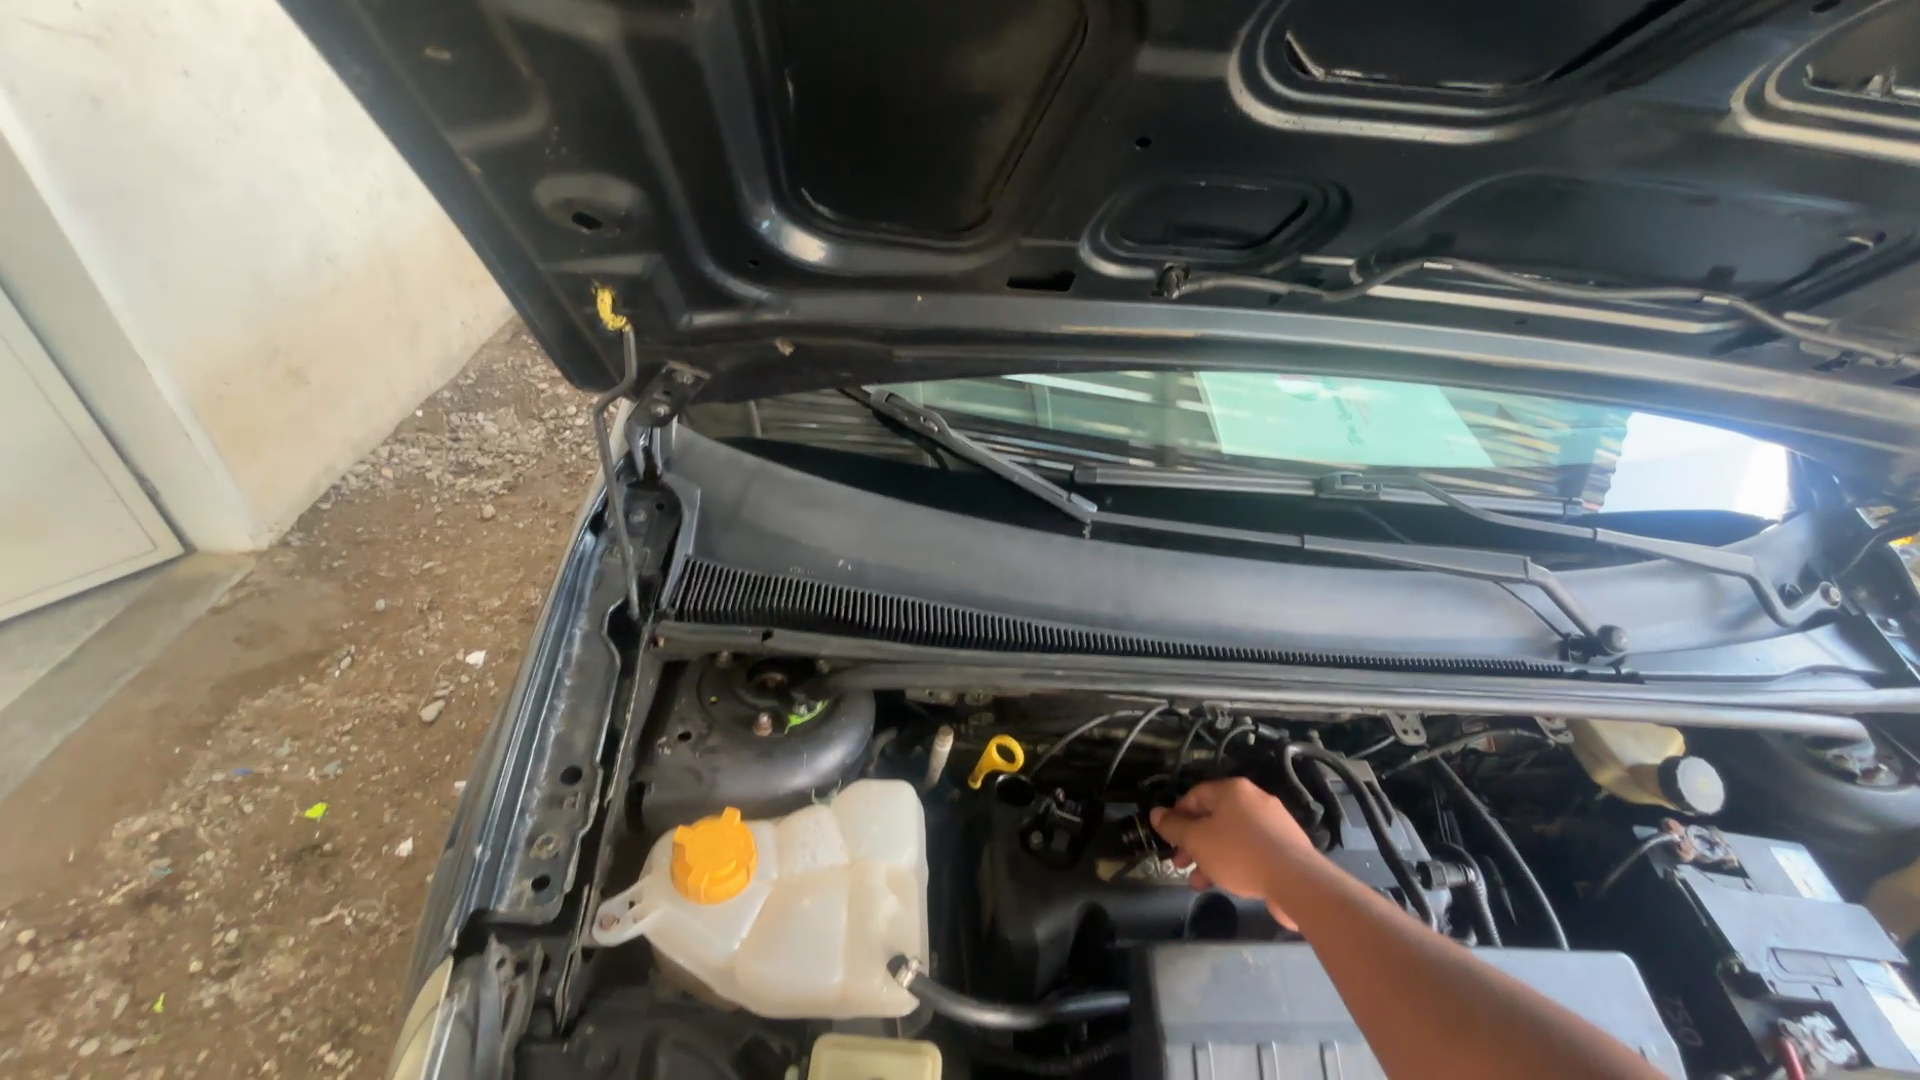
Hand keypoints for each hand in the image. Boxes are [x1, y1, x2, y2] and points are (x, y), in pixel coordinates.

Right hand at [1151, 777, 1318, 926]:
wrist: (1296, 881)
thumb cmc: (1239, 853)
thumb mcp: (1197, 840)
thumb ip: (1174, 827)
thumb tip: (1155, 813)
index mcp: (1233, 790)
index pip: (1195, 795)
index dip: (1177, 815)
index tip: (1167, 838)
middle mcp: (1255, 801)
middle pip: (1214, 818)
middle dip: (1193, 842)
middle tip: (1180, 863)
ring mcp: (1273, 825)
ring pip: (1231, 837)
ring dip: (1211, 858)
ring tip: (1199, 882)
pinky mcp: (1286, 848)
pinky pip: (1251, 851)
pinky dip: (1234, 864)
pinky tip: (1226, 884)